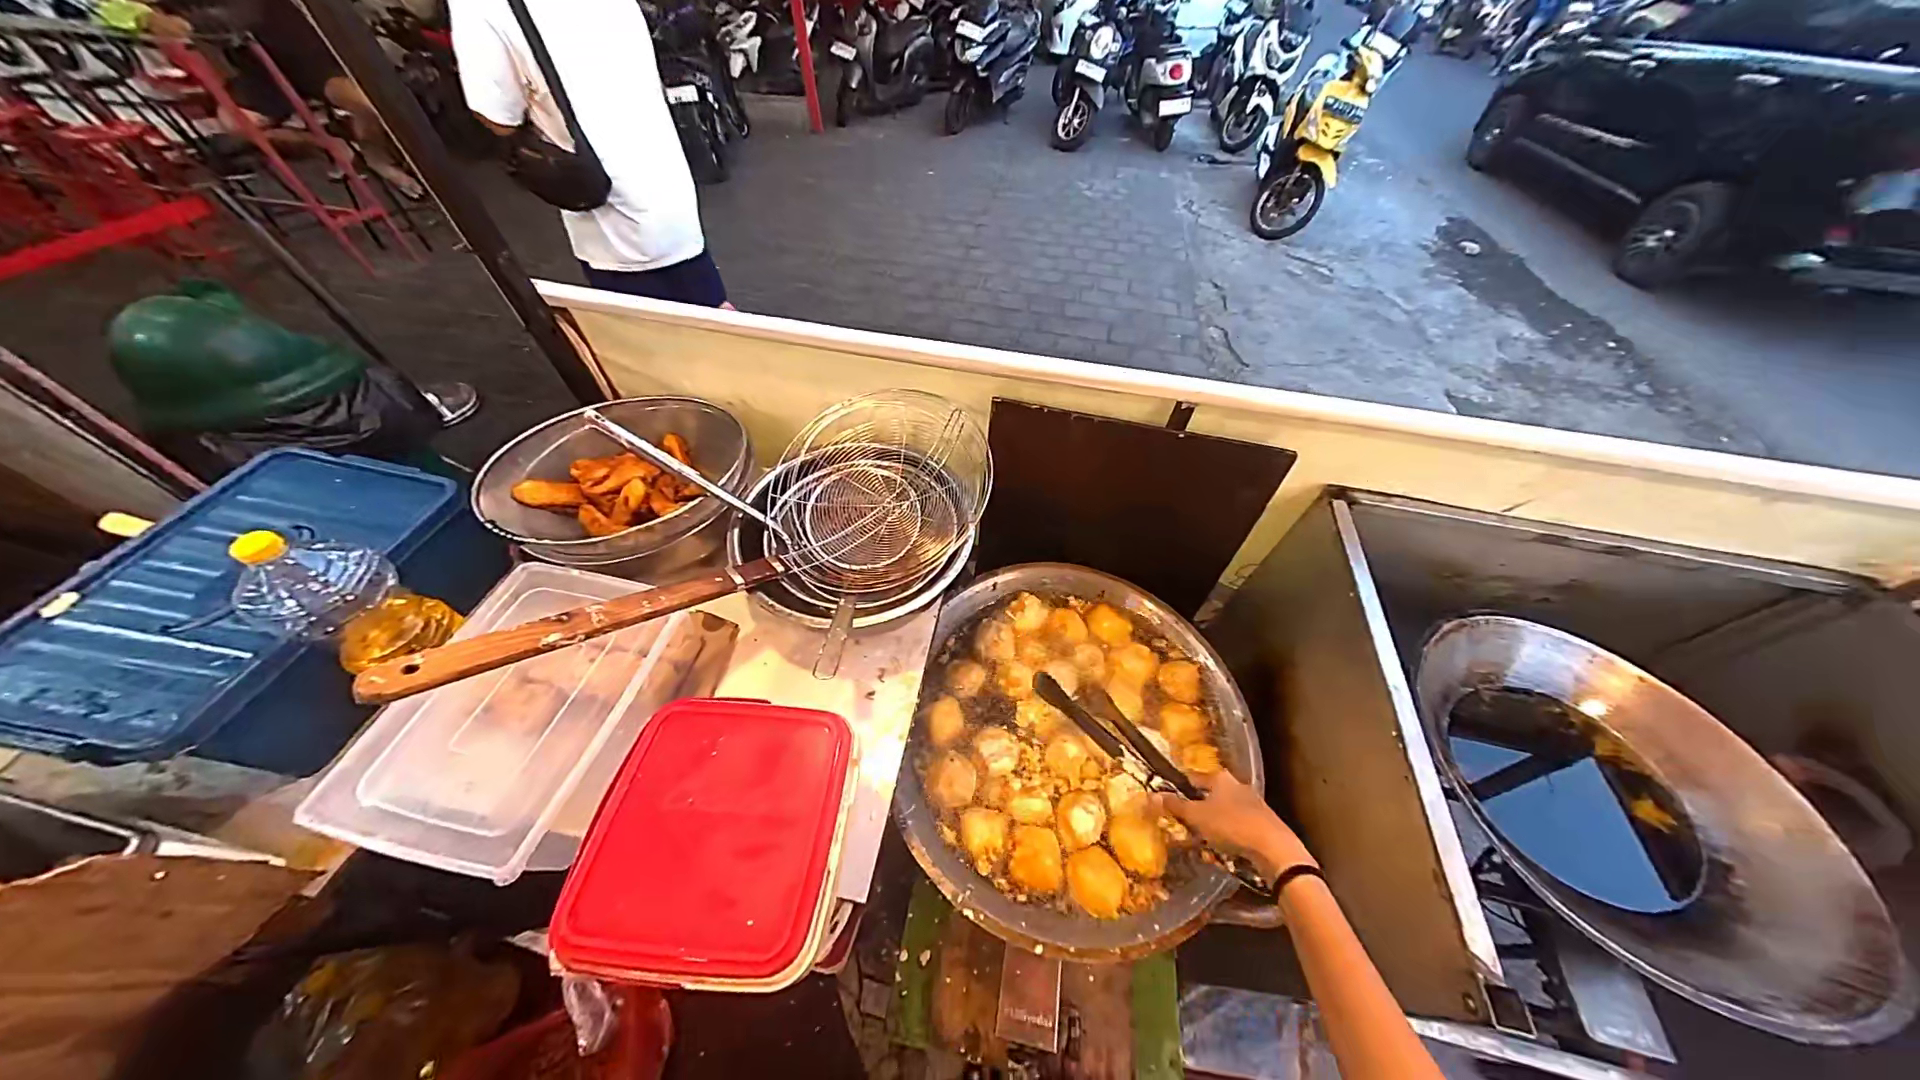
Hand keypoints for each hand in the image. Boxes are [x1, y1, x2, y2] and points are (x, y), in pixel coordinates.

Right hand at [1156, 771, 1315, 880]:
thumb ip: (1175, 806)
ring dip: (1214, 820)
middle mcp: (1237, 785)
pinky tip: (1224, 846)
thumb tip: (1151, 795)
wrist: (1275, 849)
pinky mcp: (1264, 822)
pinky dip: (1229, 832)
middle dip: (1198, 805)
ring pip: (1225, 809)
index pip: (1194, 776)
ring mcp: (1253, 803)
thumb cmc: (1232, 826)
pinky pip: (1238, 824)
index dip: (1180, 785)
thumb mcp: (1197, 817)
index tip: (1169, 796)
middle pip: (1211, 792)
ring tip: (1202, 836)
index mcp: (1220, 778)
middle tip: (1185, 820)